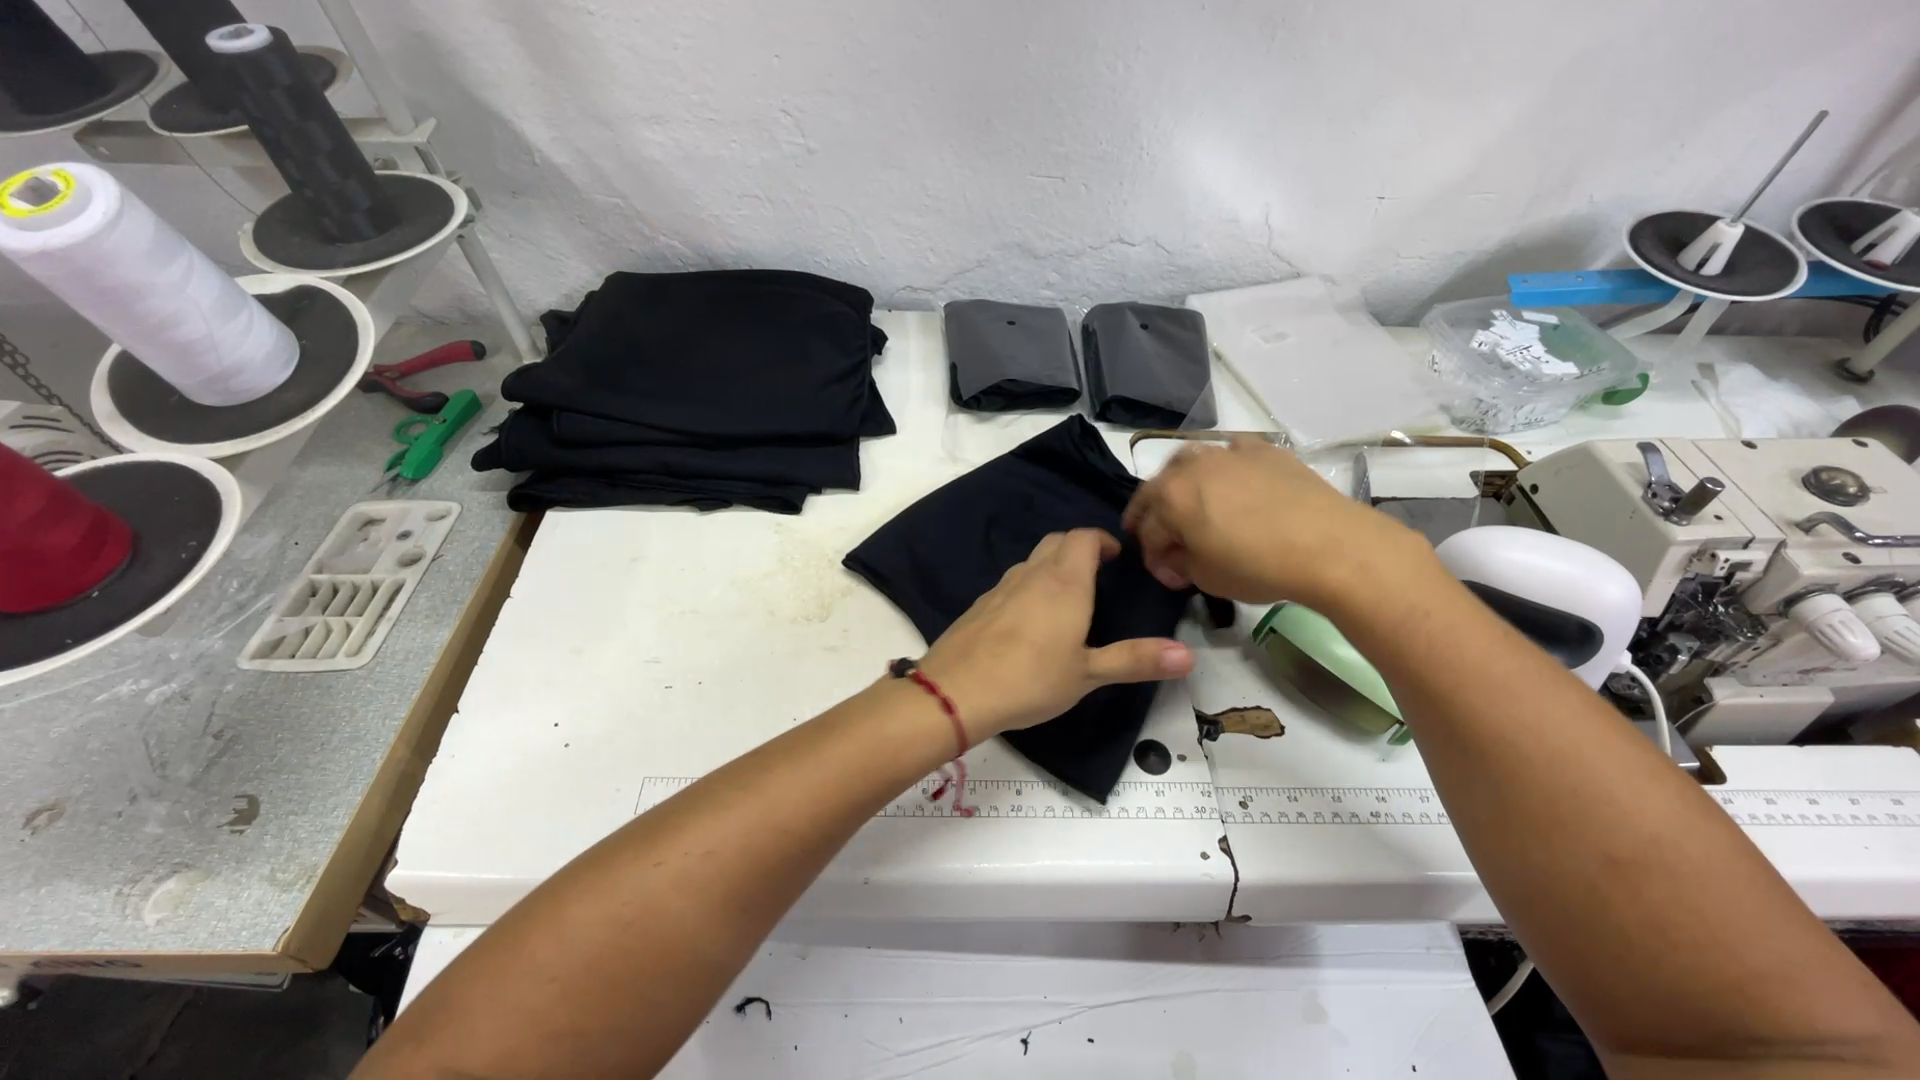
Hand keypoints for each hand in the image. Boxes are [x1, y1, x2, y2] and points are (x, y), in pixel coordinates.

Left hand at [918, 528, 1193, 741]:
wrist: (955, 691)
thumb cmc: (1030, 680)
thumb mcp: (1089, 674)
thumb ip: (1136, 660)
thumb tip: (1189, 655)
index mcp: (1064, 582)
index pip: (1084, 537)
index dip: (1102, 539)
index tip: (1117, 556)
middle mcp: (1031, 574)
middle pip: (1056, 542)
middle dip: (1078, 548)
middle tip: (1097, 573)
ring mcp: (1000, 588)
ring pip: (1030, 561)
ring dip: (1051, 567)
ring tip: (1067, 598)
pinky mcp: (978, 606)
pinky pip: (1010, 584)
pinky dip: (1027, 588)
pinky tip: (1029, 622)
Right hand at [1121, 436, 1436, 614]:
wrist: (1328, 544)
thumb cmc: (1257, 567)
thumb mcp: (1206, 578)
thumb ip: (1179, 563)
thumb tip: (1175, 556)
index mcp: (1169, 498)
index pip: (1147, 531)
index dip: (1154, 558)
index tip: (1170, 578)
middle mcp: (1191, 466)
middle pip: (1158, 489)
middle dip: (1154, 515)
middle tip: (1163, 538)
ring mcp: (1227, 452)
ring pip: (1190, 463)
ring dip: (1183, 485)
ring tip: (1193, 505)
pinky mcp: (1262, 450)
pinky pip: (1231, 454)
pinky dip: (1224, 469)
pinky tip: (1234, 484)